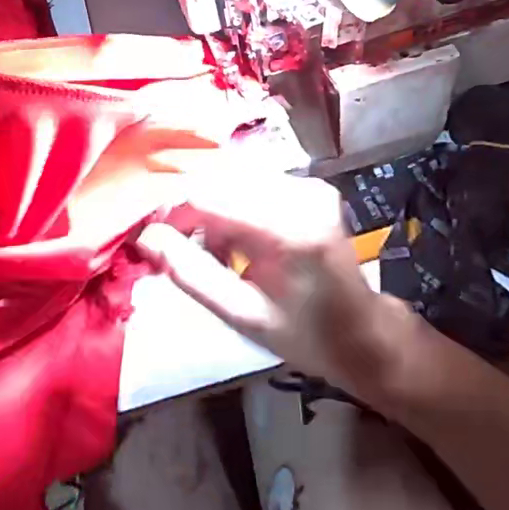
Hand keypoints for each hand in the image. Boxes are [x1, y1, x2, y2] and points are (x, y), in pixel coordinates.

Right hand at [134, 174, 424, 399]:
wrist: (363, 333)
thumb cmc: (304, 334)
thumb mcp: (241, 315)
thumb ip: (190, 273)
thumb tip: (145, 238)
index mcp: (288, 229)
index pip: (207, 196)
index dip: (173, 214)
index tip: (157, 242)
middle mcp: (301, 193)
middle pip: (217, 178)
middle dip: (191, 210)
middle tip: (183, 249)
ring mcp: (309, 185)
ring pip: (231, 175)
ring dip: (211, 206)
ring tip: (217, 252)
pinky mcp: (310, 184)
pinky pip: (251, 180)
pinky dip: (232, 203)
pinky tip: (237, 238)